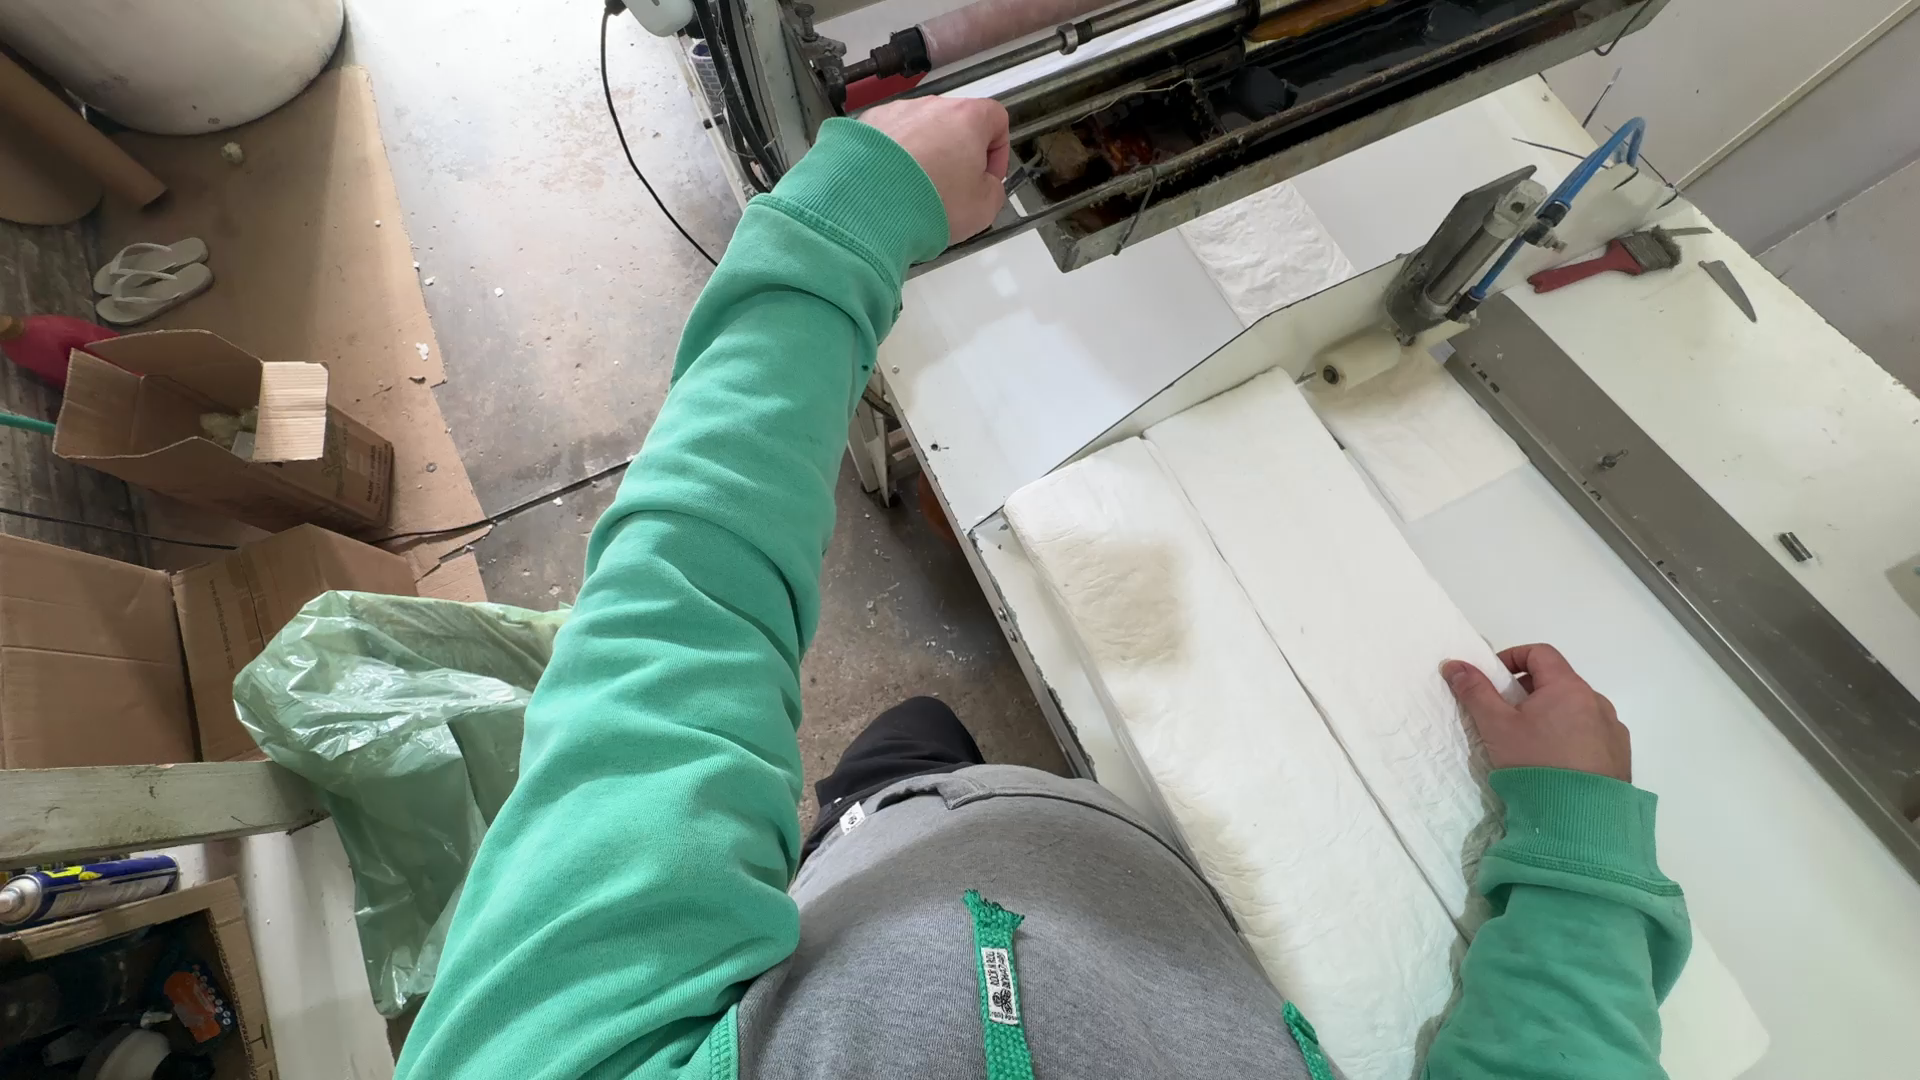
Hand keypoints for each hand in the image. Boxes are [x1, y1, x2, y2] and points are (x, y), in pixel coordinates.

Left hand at [860, 96, 1009, 244]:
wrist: (873, 203)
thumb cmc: (932, 202)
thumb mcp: (983, 209)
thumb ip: (993, 192)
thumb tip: (987, 188)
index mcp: (968, 118)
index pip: (996, 119)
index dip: (998, 152)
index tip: (988, 179)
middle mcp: (932, 106)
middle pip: (955, 126)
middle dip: (958, 157)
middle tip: (953, 192)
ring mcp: (898, 112)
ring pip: (921, 133)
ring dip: (925, 158)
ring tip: (917, 193)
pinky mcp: (869, 126)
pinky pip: (890, 140)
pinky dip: (894, 160)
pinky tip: (892, 187)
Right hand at [1442, 643, 1631, 781]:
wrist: (1579, 817)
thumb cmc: (1533, 760)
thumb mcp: (1495, 723)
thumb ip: (1474, 690)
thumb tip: (1453, 664)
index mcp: (1569, 688)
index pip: (1540, 653)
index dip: (1511, 657)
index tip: (1493, 680)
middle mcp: (1597, 702)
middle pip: (1556, 680)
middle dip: (1525, 689)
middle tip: (1504, 713)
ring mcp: (1613, 729)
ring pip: (1573, 706)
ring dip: (1548, 711)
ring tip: (1528, 739)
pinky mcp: (1620, 754)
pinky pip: (1589, 730)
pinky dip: (1568, 732)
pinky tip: (1552, 757)